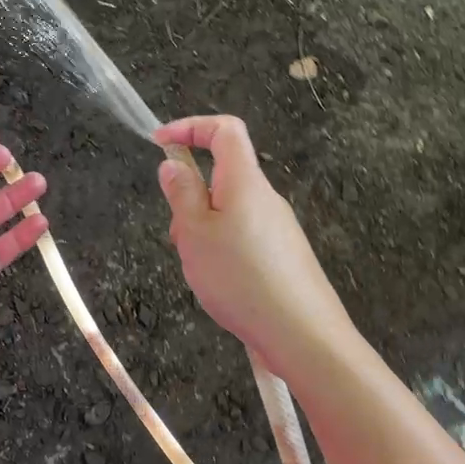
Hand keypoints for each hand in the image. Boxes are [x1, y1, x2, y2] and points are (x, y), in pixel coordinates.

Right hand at [153, 115, 352, 370]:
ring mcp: (280, 229)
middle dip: (191, 196)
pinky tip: (222, 288)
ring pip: (230, 212)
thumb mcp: (195, 233)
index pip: (225, 129)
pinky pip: (244, 238)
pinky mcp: (286, 257)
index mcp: (244, 181)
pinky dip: (223, 250)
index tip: (159, 142)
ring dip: (204, 229)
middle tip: (178, 235)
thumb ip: (181, 194)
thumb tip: (174, 163)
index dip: (191, 126)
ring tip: (198, 269)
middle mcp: (266, 198)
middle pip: (224, 175)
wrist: (305, 337)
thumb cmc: (241, 277)